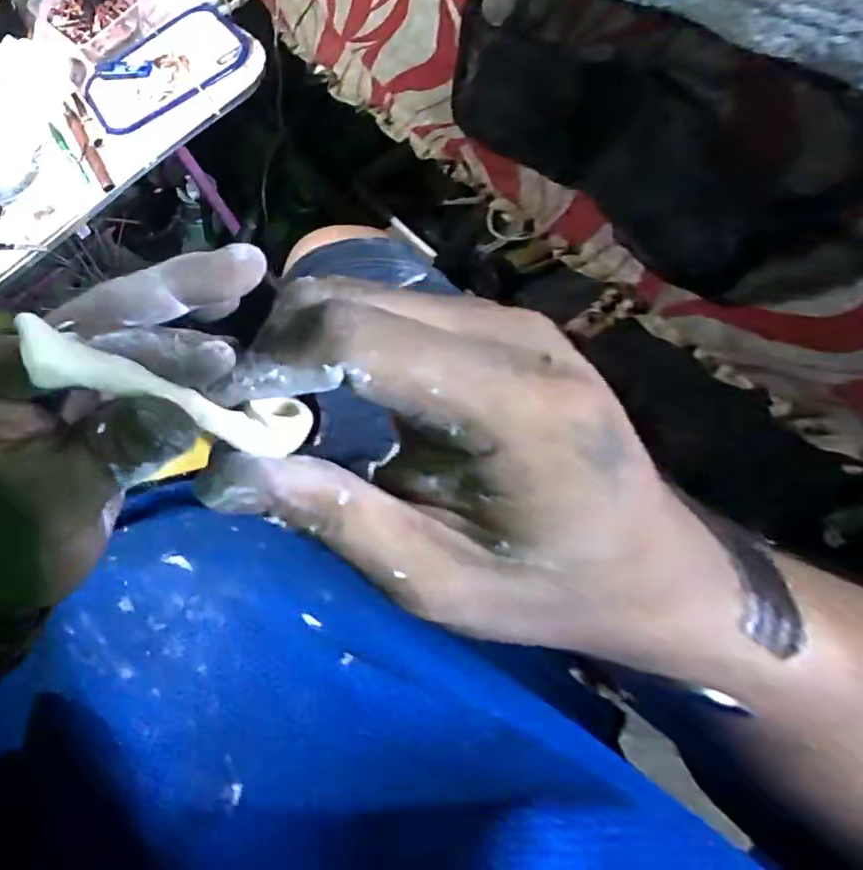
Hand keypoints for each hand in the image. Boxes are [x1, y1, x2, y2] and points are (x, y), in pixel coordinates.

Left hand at [0, 246, 268, 619]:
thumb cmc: (12, 535)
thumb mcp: (64, 496)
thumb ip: (118, 446)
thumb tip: (185, 408)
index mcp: (0, 370)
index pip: (76, 343)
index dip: (147, 347)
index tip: (214, 355)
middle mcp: (24, 357)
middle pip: (102, 318)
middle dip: (171, 293)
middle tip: (245, 265)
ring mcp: (55, 373)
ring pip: (121, 333)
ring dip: (180, 312)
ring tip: (242, 278)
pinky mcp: (83, 395)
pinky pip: (132, 368)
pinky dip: (175, 357)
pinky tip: (220, 332)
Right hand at [201, 276, 751, 679]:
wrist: (656, 564)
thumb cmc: (546, 585)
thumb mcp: (434, 581)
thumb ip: (332, 517)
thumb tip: (220, 474)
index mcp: (515, 406)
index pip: (355, 339)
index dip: (270, 365)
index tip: (225, 411)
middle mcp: (508, 335)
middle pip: (337, 300)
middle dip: (269, 348)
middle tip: (244, 408)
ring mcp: (493, 315)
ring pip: (342, 289)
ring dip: (288, 339)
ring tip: (275, 398)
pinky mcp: (474, 315)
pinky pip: (366, 300)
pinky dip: (316, 335)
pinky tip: (315, 382)